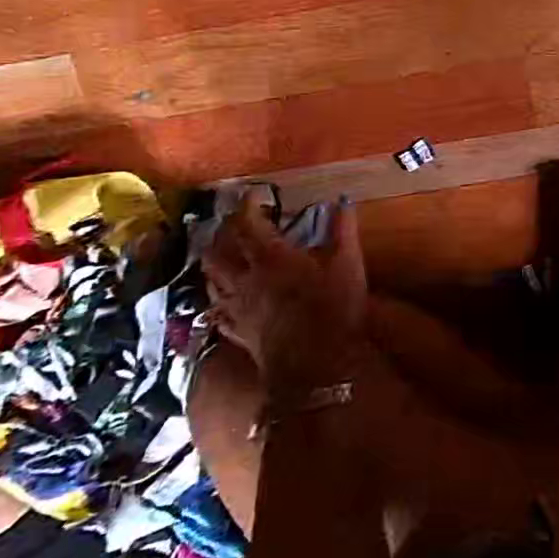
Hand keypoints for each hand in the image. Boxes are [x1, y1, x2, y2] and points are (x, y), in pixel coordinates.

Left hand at [204, 190, 367, 388]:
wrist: (314, 363)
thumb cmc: (333, 307)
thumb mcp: (347, 262)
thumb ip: (342, 228)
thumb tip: (341, 199)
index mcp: (271, 257)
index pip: (248, 224)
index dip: (247, 206)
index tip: (253, 195)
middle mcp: (245, 277)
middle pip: (219, 249)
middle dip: (222, 231)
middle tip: (233, 221)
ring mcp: (236, 306)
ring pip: (210, 276)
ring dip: (214, 258)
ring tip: (222, 250)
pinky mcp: (235, 329)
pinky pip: (215, 307)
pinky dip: (216, 293)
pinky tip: (223, 293)